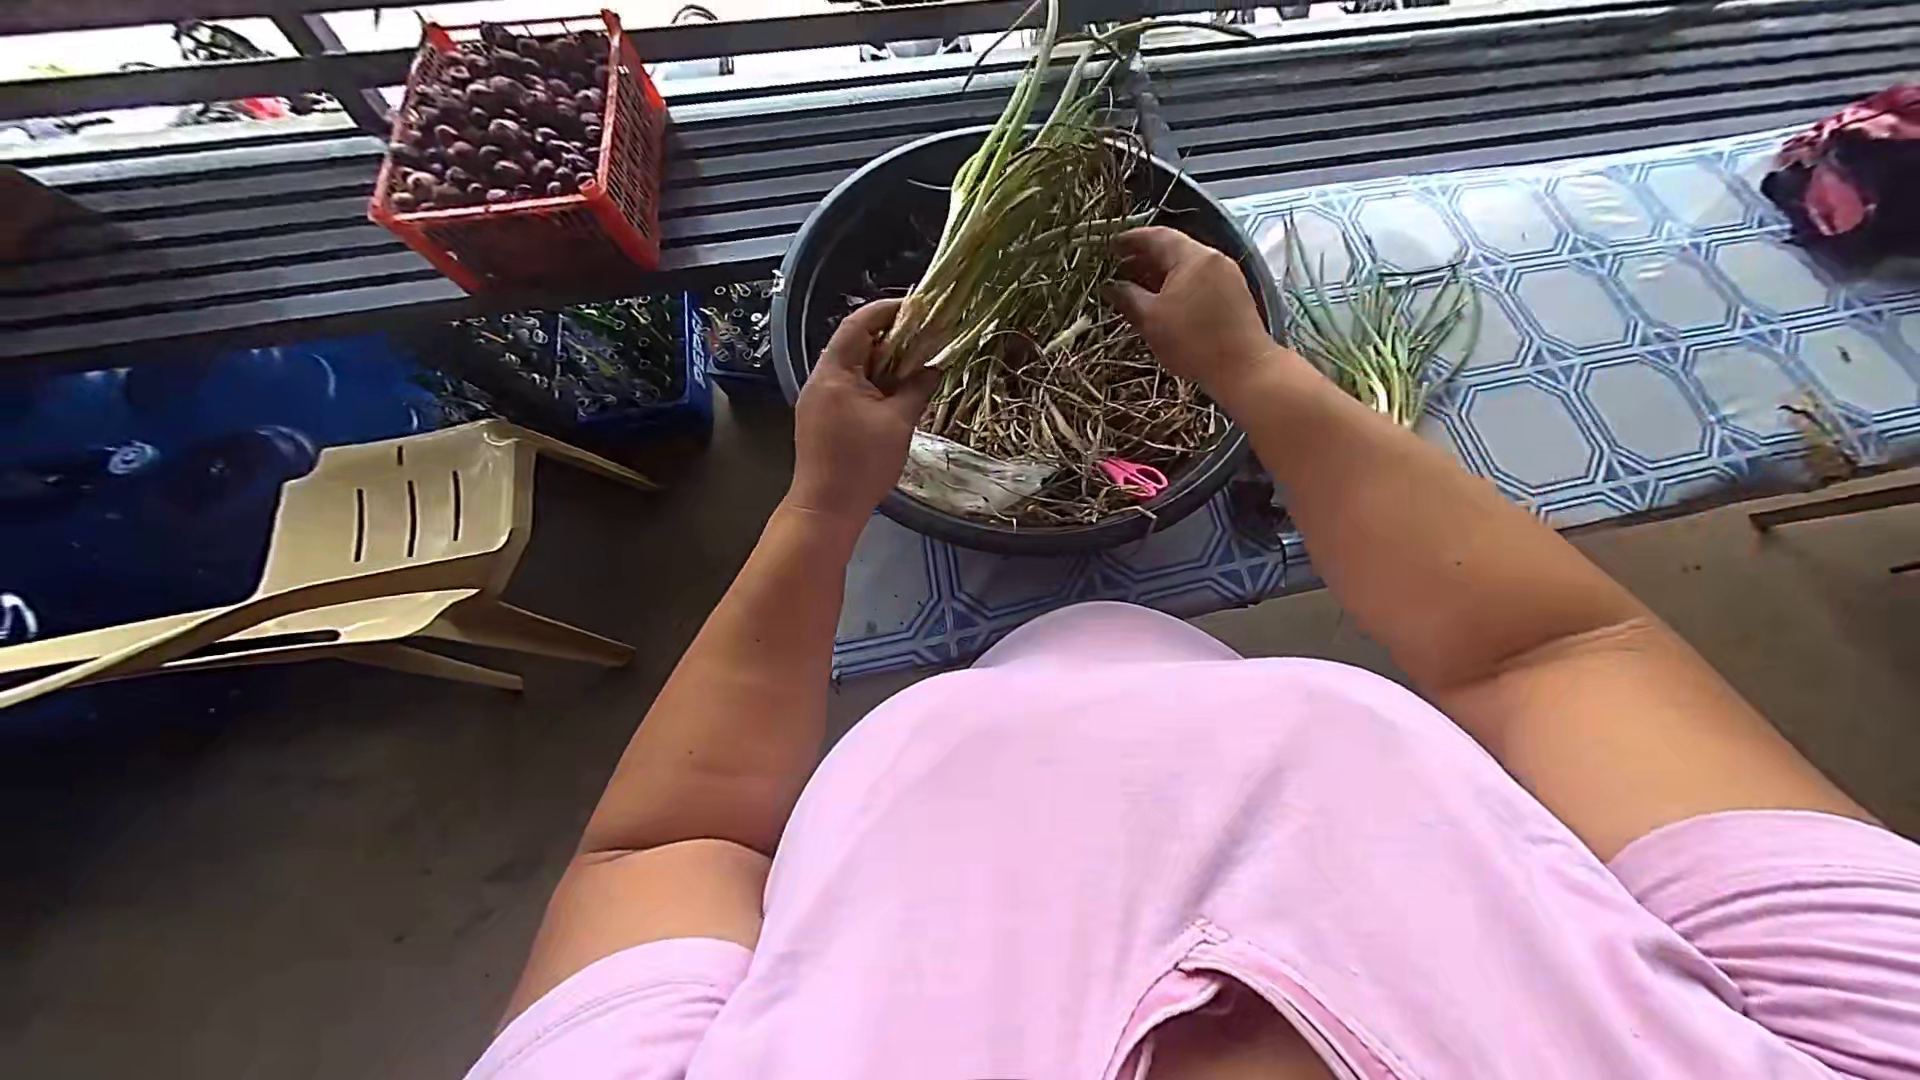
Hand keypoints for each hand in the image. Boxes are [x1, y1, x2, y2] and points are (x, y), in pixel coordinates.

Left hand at [788, 299, 938, 525]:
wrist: (827, 506)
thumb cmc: (863, 463)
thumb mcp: (898, 423)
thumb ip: (916, 389)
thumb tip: (933, 368)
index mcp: (834, 372)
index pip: (859, 324)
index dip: (887, 311)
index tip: (917, 309)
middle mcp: (820, 379)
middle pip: (855, 345)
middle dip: (890, 340)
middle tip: (923, 340)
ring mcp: (817, 400)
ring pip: (852, 369)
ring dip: (882, 364)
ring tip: (914, 368)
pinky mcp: (820, 418)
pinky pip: (848, 389)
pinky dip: (872, 385)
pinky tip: (893, 396)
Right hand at [1108, 226, 1294, 400]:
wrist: (1241, 367)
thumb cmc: (1192, 341)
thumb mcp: (1151, 319)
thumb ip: (1127, 297)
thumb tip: (1110, 286)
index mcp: (1193, 257)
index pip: (1157, 236)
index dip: (1131, 240)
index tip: (1110, 247)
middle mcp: (1213, 259)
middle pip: (1173, 250)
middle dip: (1143, 259)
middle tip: (1116, 271)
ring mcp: (1226, 276)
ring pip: (1185, 268)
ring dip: (1158, 275)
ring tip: (1134, 288)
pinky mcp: (1232, 295)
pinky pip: (1197, 282)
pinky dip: (1175, 287)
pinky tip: (1161, 303)